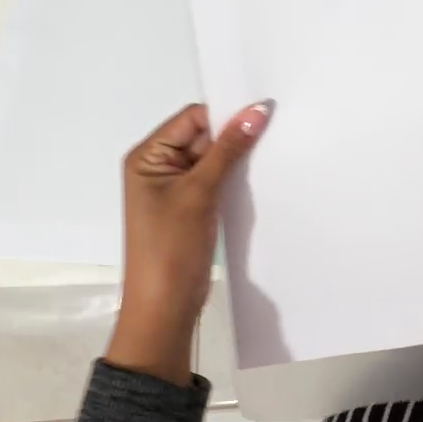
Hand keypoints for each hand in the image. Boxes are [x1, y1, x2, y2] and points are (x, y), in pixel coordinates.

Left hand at [106, 101, 270, 384]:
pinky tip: (258, 173)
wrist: (165, 311)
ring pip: (212, 156)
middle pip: (202, 134)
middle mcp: (158, 165)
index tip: (262, 112)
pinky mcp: (191, 205)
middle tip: (275, 127)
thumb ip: (229, 148)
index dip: (224, 113)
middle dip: (233, 134)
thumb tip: (257, 110)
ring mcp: (175, 186)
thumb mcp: (200, 192)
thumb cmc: (171, 248)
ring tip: (271, 148)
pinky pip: (215, 177)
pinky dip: (234, 175)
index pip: (191, 118)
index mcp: (147, 156)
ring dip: (236, 156)